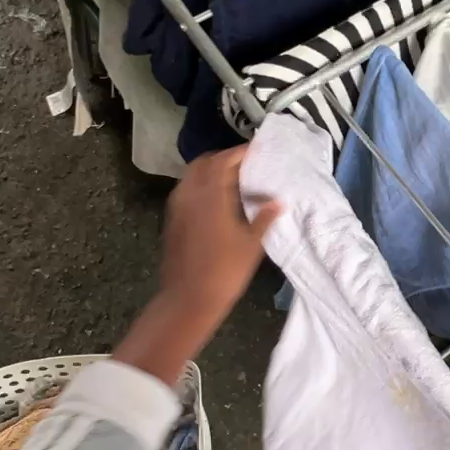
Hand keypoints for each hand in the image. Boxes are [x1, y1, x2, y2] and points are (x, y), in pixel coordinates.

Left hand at [159, 146, 282, 331]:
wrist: (187, 299)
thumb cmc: (225, 271)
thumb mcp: (252, 245)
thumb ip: (264, 218)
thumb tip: (277, 201)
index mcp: (210, 196)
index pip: (223, 161)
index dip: (240, 152)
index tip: (257, 150)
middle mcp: (190, 195)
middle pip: (203, 163)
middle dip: (223, 159)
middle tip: (245, 164)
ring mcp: (177, 207)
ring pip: (192, 176)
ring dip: (210, 172)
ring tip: (233, 181)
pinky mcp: (172, 220)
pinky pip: (186, 191)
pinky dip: (201, 186)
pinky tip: (217, 202)